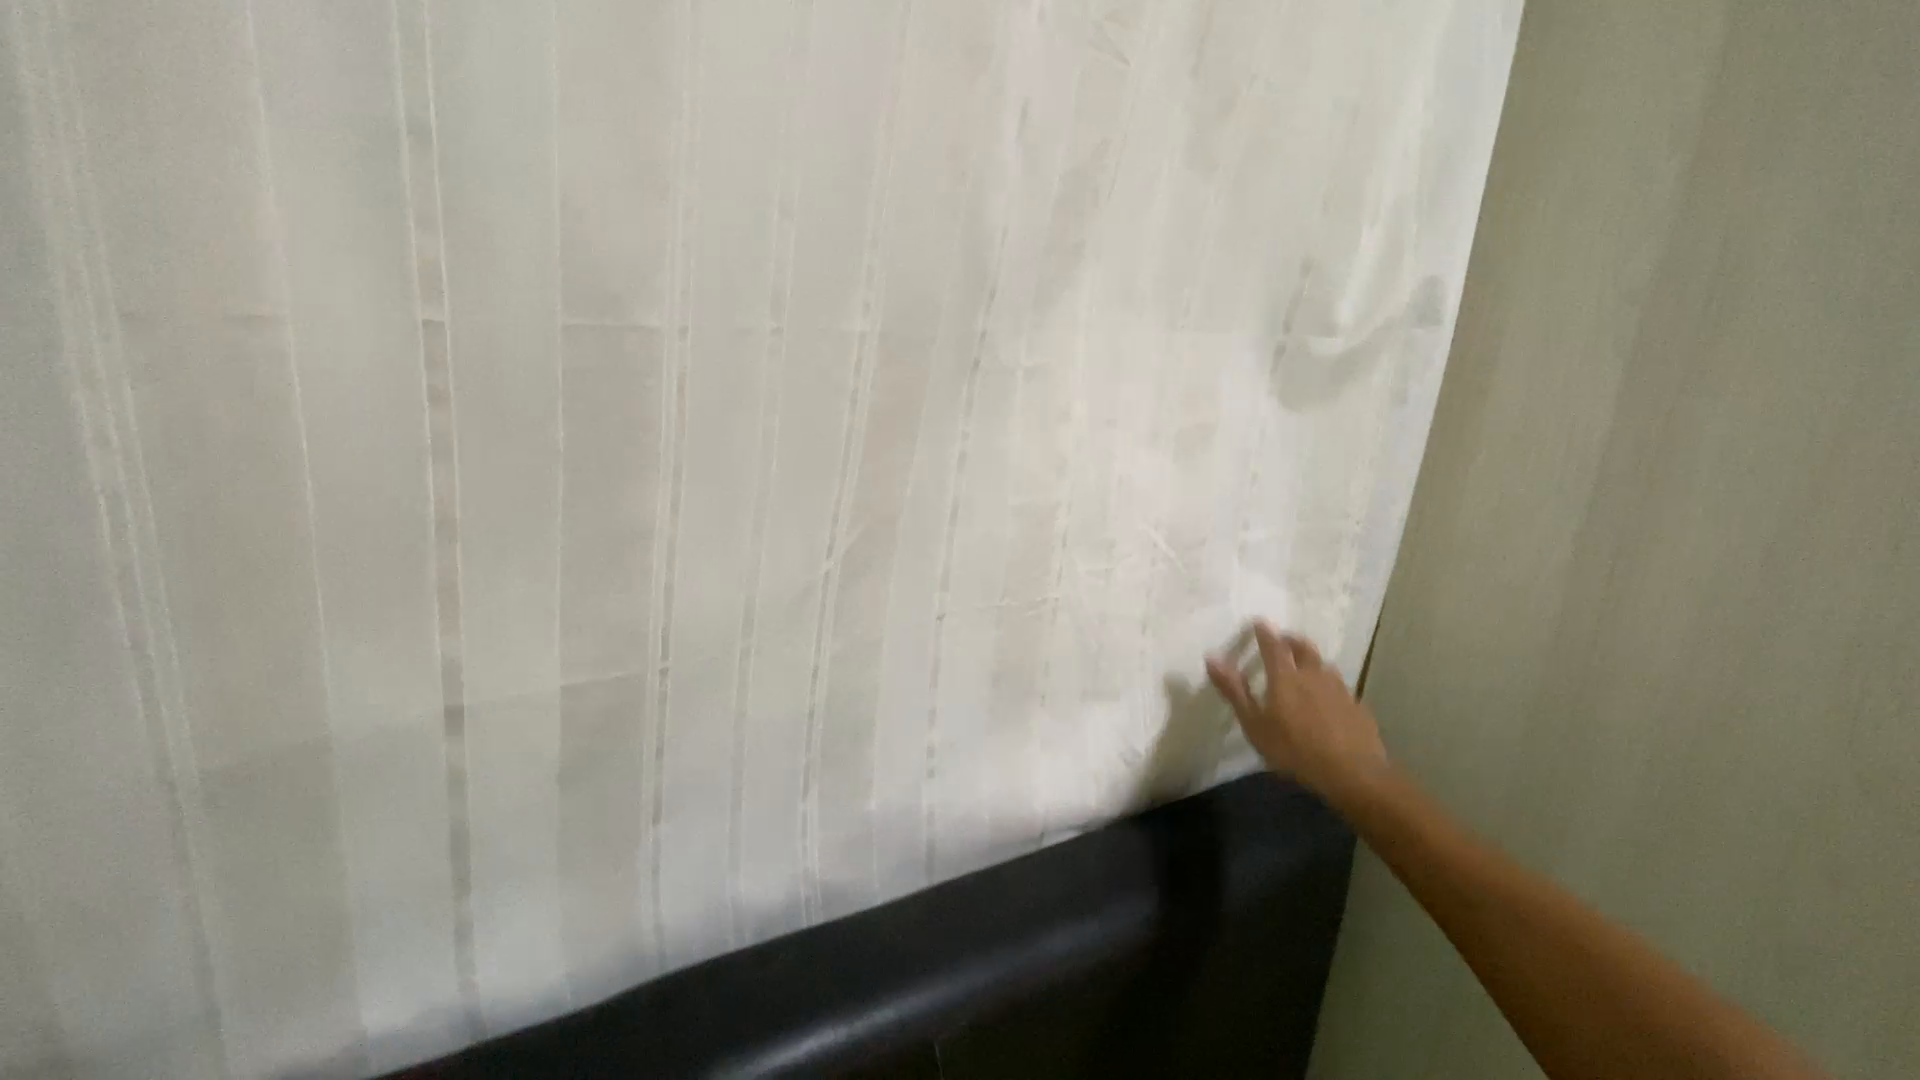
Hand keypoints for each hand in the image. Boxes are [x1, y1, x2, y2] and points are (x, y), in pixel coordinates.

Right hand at [1205, 622, 1388, 804]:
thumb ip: (1234, 690)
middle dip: (1291, 641)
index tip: (1258, 622)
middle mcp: (1313, 675)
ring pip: (1324, 666)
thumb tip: (1212, 658)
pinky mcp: (1357, 706)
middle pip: (1303, 649)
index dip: (1264, 633)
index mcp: (1285, 678)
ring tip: (1306, 668)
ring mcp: (1339, 690)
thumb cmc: (1293, 749)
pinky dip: (1329, 686)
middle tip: (1284, 639)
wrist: (1351, 771)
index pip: (1273, 646)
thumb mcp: (1254, 723)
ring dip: (1312, 662)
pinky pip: (1340, 688)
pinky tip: (1329, 700)